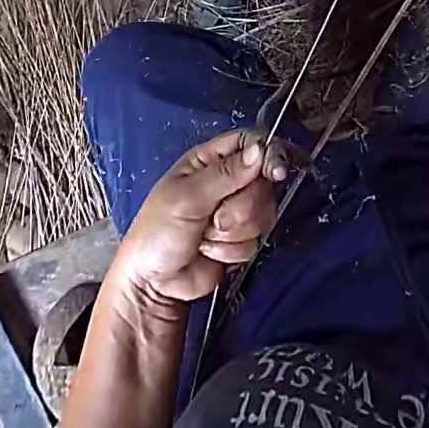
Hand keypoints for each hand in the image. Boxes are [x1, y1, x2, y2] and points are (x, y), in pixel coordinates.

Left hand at [109, 129, 290, 323]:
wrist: (153, 284)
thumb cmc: (158, 231)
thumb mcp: (187, 197)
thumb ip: (225, 174)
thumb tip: (259, 150)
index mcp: (209, 160)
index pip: (248, 143)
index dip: (267, 153)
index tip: (275, 172)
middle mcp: (226, 180)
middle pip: (261, 181)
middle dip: (242, 206)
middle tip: (214, 217)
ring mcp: (235, 210)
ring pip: (262, 212)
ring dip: (233, 231)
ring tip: (205, 236)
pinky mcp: (240, 238)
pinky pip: (256, 238)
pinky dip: (232, 249)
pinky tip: (209, 251)